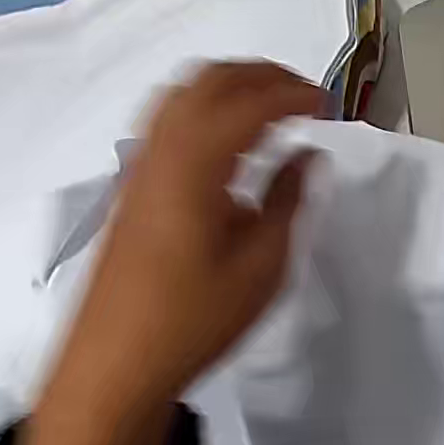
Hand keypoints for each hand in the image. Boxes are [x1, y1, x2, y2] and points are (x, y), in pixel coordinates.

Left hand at [20, 62, 321, 444]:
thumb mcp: (264, 264)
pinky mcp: (132, 185)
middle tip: (306, 95)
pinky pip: (168, 118)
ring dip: (232, 85)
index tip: (329, 105)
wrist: (114, 369)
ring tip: (273, 106)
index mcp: (195, 168)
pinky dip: (206, 105)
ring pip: (182, 93)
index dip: (293, 94)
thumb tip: (307, 154)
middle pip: (208, 80)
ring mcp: (139, 166)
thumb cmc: (197, 318)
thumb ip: (288, 198)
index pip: (248, 104)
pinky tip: (231, 138)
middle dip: (263, 75)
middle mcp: (160, 152)